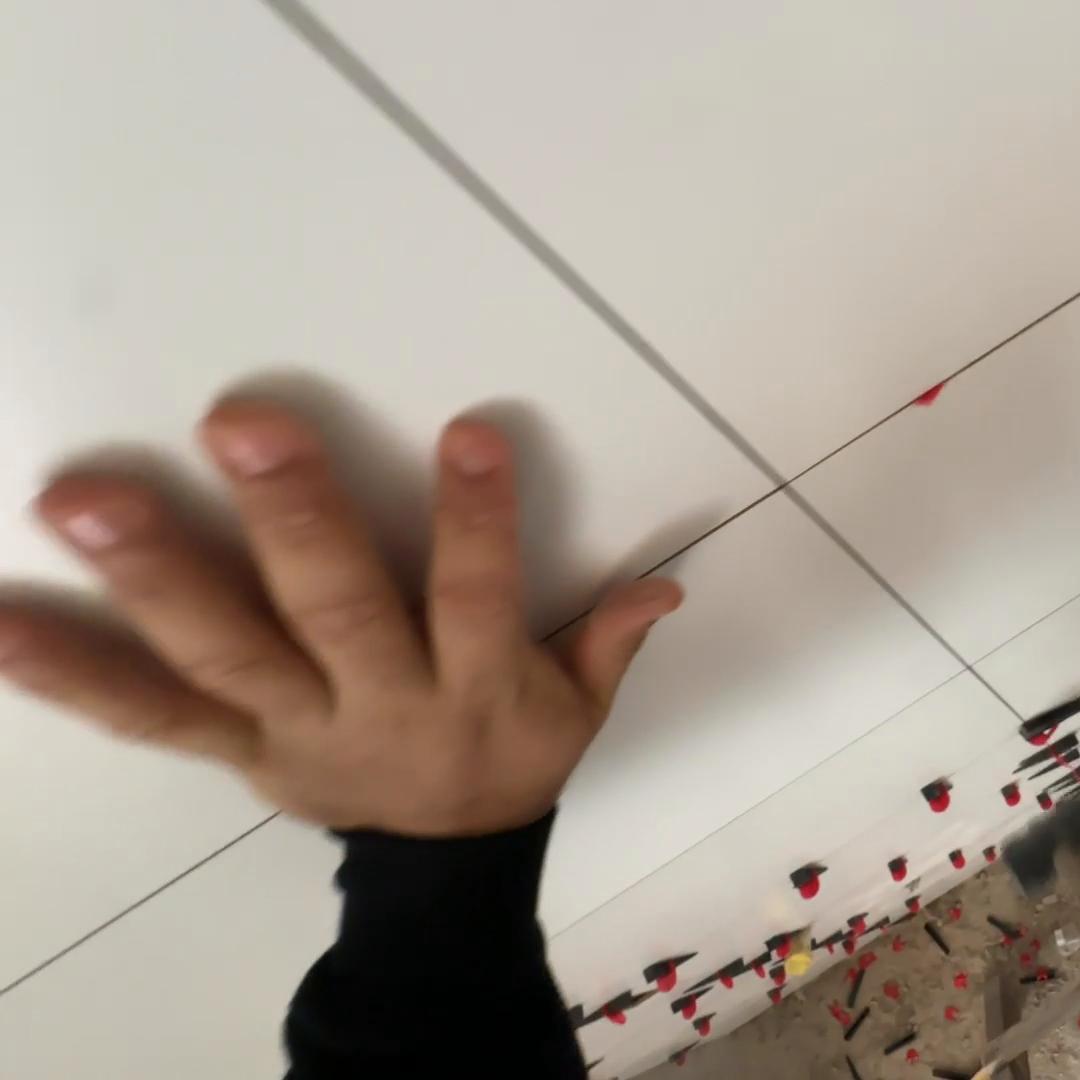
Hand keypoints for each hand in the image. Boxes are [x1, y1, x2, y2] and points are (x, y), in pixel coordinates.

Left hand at [0, 401, 682, 836]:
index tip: (470, 434)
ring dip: (159, 580)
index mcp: (479, 688)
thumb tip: (666, 587)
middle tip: (245, 427)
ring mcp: (299, 730)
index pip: (480, 595)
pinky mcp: (240, 752)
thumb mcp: (586, 707)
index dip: (480, 518)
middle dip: (298, 520)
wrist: (447, 858)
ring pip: (229, 658)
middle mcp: (386, 703)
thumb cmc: (522, 756)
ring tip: (84, 498)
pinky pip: (157, 721)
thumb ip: (612, 640)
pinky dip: (77, 678)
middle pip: (340, 611)